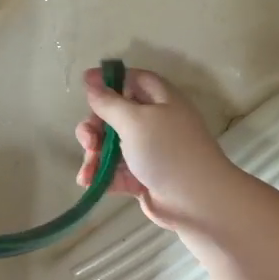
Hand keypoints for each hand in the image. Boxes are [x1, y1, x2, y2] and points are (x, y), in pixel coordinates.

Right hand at [75, 67, 233, 228]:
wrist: (194, 199)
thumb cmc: (167, 151)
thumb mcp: (135, 120)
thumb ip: (109, 102)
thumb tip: (90, 80)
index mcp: (158, 99)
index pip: (131, 80)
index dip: (108, 81)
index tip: (84, 87)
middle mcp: (152, 122)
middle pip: (113, 116)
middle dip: (94, 128)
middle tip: (89, 142)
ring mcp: (145, 151)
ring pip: (108, 146)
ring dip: (92, 156)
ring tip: (88, 171)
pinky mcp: (139, 176)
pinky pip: (112, 170)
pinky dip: (99, 175)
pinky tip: (87, 182)